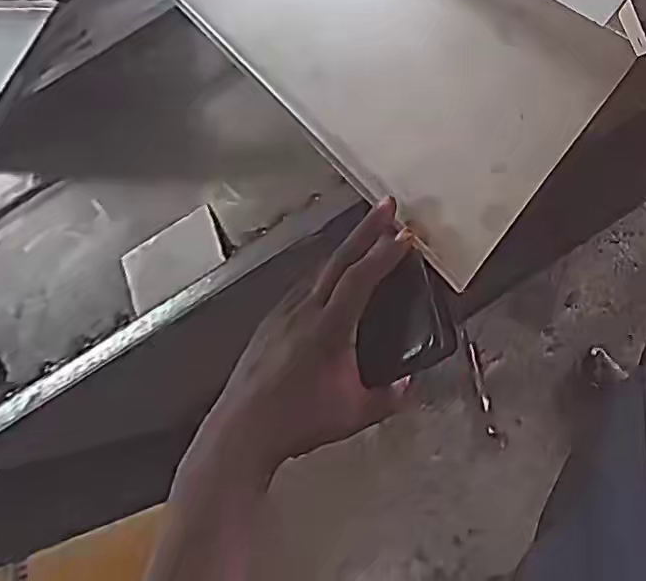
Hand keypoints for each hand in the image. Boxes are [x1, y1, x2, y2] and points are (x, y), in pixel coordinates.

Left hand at [191, 198, 414, 482]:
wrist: (235, 440)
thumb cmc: (295, 426)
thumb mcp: (354, 414)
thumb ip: (389, 396)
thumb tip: (410, 385)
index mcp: (328, 329)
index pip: (360, 278)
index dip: (385, 253)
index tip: (406, 235)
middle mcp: (304, 313)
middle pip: (340, 259)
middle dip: (367, 228)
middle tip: (388, 205)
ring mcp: (282, 315)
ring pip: (320, 268)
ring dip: (347, 247)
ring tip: (366, 232)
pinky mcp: (269, 324)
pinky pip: (303, 285)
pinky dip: (325, 269)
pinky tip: (331, 272)